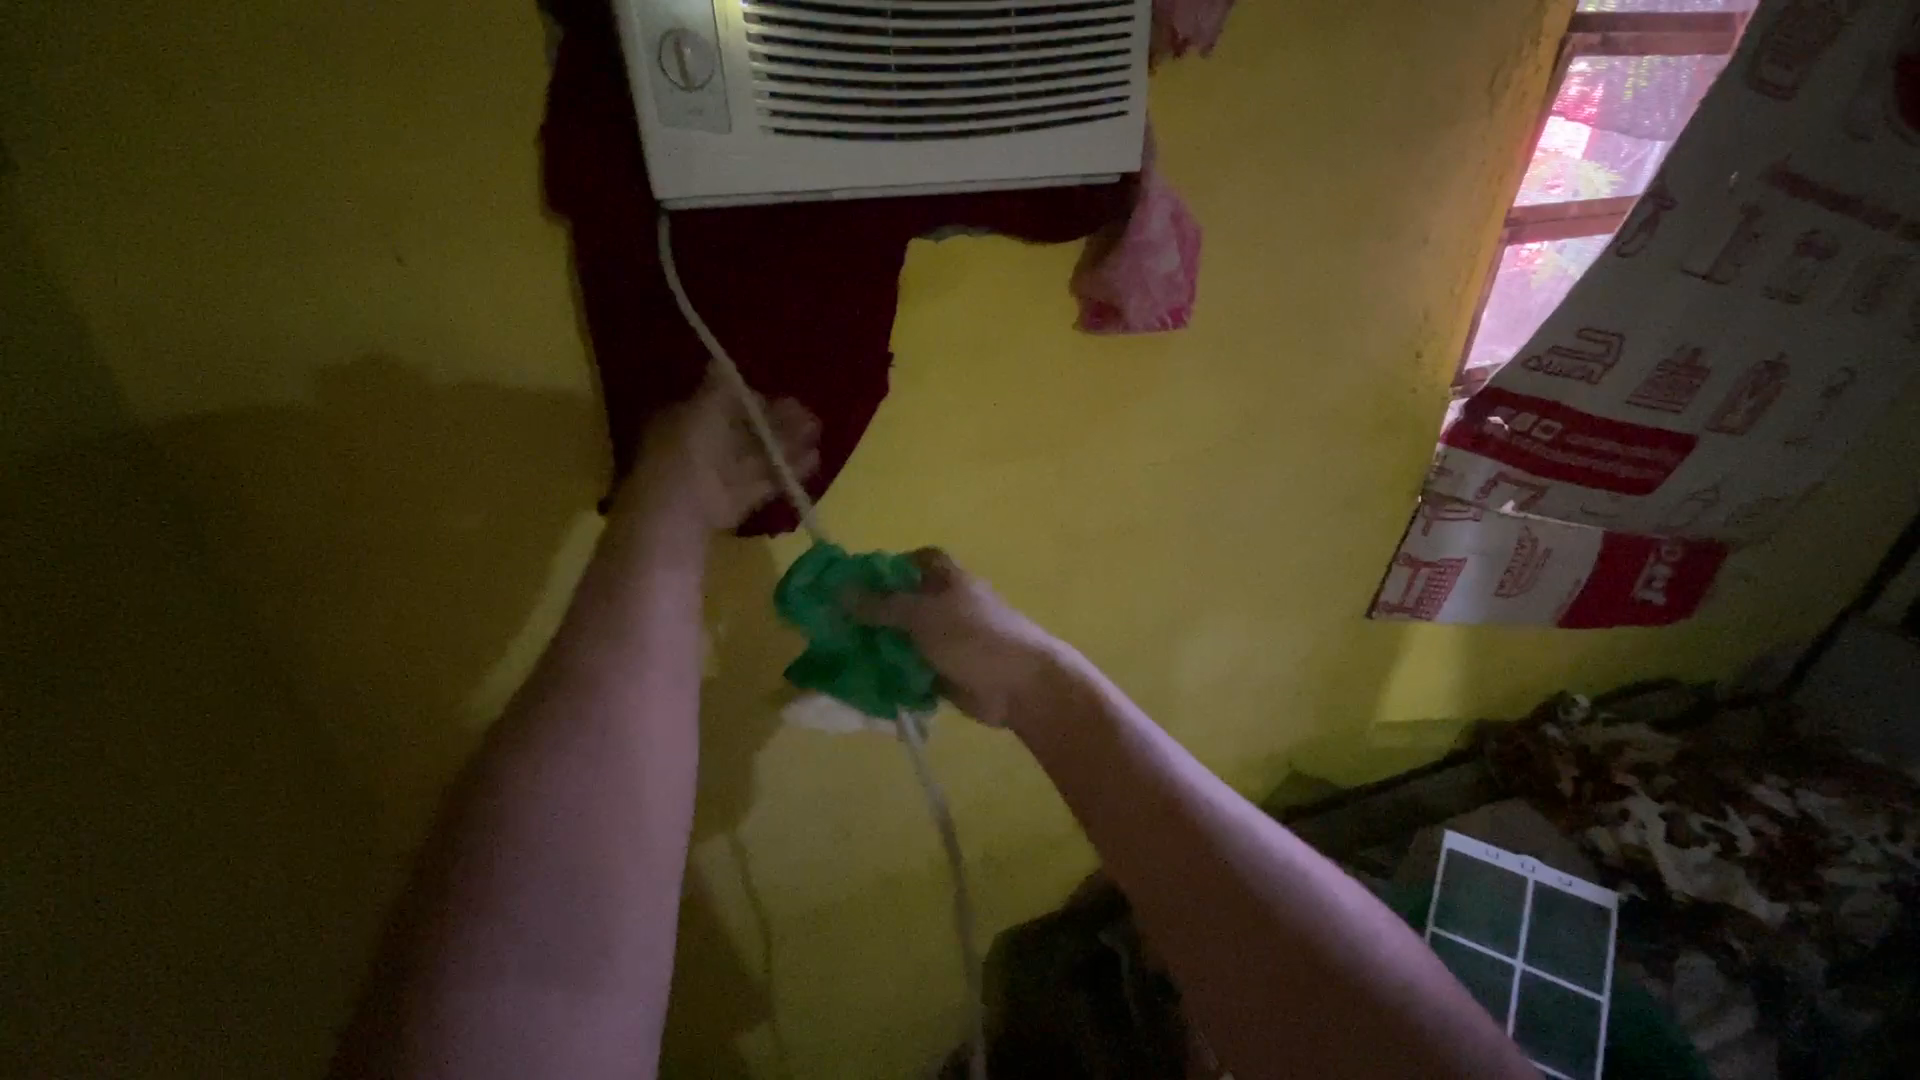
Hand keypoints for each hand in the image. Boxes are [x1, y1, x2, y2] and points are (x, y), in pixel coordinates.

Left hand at [620, 376, 819, 531]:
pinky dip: (788, 471)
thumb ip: (718, 390)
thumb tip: (720, 363)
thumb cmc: (686, 453)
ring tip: (816, 436)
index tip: (780, 400)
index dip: (755, 402)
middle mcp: (704, 447)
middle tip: (810, 418)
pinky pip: (765, 482)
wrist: (678, 512)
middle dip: (778, 424)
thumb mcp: (701, 411)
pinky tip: (813, 461)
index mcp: (689, 421)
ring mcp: (721, 477)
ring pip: (758, 457)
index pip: (725, 407)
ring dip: (787, 446)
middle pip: (747, 432)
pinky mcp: (738, 501)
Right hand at [849, 549, 1074, 729]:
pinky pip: (912, 672)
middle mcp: (948, 607)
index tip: (859, 580)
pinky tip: (862, 683)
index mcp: (949, 581)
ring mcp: (948, 642)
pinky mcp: (945, 674)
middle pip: (906, 604)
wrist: (1020, 685)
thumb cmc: (974, 637)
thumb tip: (841, 591)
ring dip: (879, 648)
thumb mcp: (923, 614)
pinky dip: (892, 677)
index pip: (920, 561)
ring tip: (839, 656)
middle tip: (834, 624)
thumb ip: (882, 605)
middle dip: (874, 613)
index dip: (892, 566)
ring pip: (906, 640)